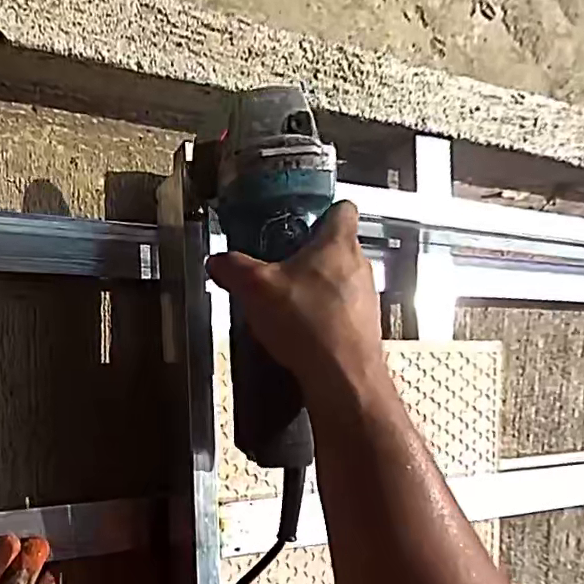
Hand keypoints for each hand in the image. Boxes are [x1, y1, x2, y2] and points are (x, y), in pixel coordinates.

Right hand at [204, 201, 386, 401]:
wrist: (341, 375)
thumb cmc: (308, 323)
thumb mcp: (256, 289)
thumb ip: (235, 269)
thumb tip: (218, 261)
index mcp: (337, 244)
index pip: (342, 208)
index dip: (323, 212)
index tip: (303, 222)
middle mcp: (360, 266)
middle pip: (338, 250)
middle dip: (311, 259)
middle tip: (282, 272)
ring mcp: (366, 299)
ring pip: (341, 284)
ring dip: (318, 292)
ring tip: (289, 310)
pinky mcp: (364, 330)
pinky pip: (342, 316)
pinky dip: (324, 322)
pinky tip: (301, 338)